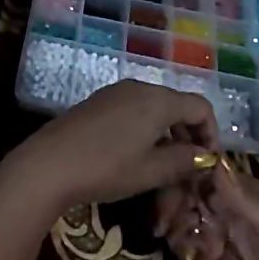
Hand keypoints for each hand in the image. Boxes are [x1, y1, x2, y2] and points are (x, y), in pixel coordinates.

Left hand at [0, 80, 218, 211]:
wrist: (47, 165)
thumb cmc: (106, 167)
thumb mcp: (152, 170)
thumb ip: (184, 160)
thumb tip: (204, 155)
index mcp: (157, 99)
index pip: (200, 107)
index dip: (211, 134)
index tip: (207, 163)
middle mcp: (137, 88)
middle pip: (176, 107)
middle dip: (186, 138)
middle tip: (187, 171)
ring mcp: (113, 94)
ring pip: (152, 111)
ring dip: (164, 137)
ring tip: (162, 169)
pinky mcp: (95, 104)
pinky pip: (131, 112)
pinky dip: (142, 132)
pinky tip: (134, 157)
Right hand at [165, 167, 258, 259]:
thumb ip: (244, 199)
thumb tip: (215, 163)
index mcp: (242, 194)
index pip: (207, 173)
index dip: (188, 174)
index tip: (173, 182)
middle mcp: (224, 209)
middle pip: (188, 195)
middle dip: (177, 204)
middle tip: (180, 220)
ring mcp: (215, 233)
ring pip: (182, 219)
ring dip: (181, 227)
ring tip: (203, 244)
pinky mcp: (209, 258)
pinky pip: (186, 245)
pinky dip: (184, 247)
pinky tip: (201, 257)